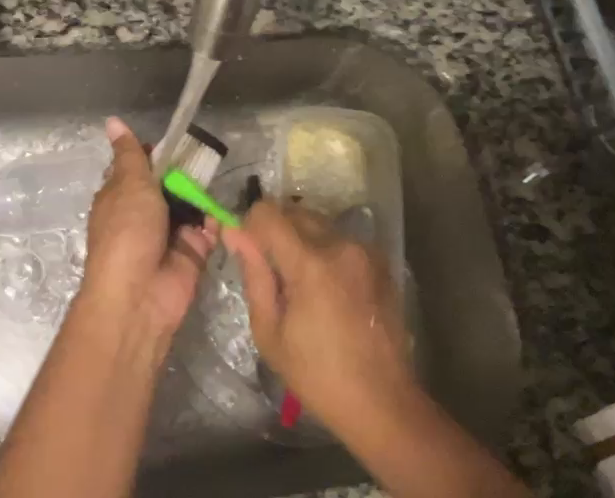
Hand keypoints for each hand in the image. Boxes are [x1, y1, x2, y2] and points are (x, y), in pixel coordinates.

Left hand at [78, 117, 215, 338]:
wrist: (139, 295)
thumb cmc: (127, 231)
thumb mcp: (128, 184)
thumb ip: (130, 154)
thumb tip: (112, 121)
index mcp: (119, 197)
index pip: (136, 168)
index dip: (153, 154)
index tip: (174, 141)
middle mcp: (142, 215)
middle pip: (166, 186)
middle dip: (183, 173)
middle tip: (205, 155)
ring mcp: (167, 236)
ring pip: (188, 206)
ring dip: (200, 195)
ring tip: (215, 176)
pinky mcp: (191, 254)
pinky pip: (206, 231)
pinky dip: (213, 222)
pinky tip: (217, 212)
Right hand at [222, 201, 416, 431]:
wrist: (382, 402)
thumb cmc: (318, 375)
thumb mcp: (270, 332)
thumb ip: (253, 275)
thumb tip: (233, 233)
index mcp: (311, 264)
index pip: (268, 213)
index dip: (250, 225)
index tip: (246, 250)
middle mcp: (341, 246)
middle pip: (294, 212)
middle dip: (274, 231)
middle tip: (270, 269)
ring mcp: (365, 251)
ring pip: (318, 223)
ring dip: (300, 238)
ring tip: (298, 281)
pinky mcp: (380, 262)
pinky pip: (340, 239)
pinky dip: (324, 249)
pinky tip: (325, 288)